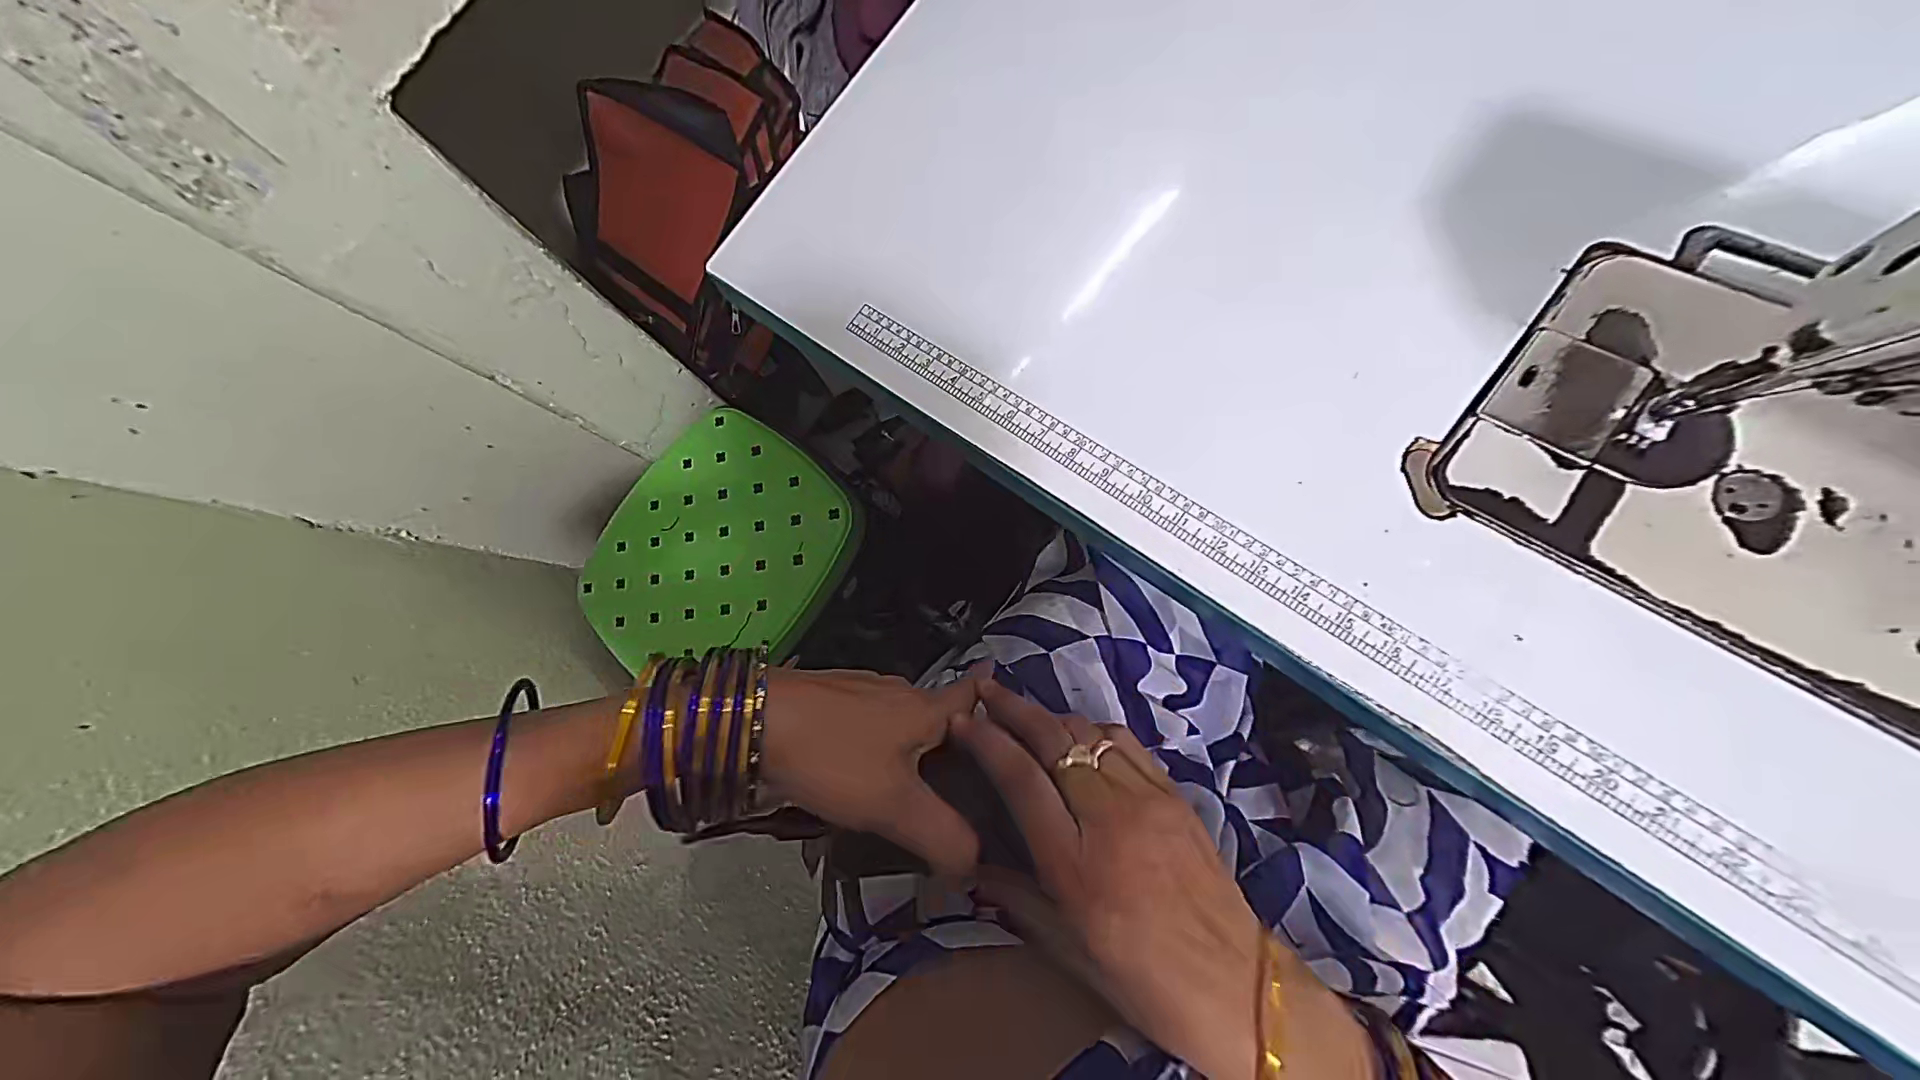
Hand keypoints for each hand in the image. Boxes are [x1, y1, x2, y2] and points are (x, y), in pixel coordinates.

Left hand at [759, 666, 984, 878]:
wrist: (750, 720)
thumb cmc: (833, 756)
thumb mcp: (894, 806)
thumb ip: (944, 837)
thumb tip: (978, 865)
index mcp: (926, 708)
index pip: (976, 693)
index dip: (996, 704)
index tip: (1011, 722)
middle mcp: (899, 691)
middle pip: (939, 715)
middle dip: (952, 746)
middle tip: (960, 789)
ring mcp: (860, 691)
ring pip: (900, 722)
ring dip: (909, 750)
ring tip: (908, 794)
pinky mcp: (828, 700)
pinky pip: (867, 726)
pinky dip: (874, 748)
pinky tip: (857, 777)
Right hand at [952, 678, 1265, 1078]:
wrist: (1236, 989)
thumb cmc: (1143, 980)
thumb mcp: (1069, 947)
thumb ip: (1016, 896)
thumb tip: (975, 865)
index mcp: (1075, 864)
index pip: (1021, 778)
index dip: (987, 741)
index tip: (963, 721)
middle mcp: (1110, 819)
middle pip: (1055, 741)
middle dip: (1014, 708)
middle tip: (987, 690)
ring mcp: (1149, 801)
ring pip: (1091, 733)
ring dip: (1052, 715)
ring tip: (1026, 712)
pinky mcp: (1176, 796)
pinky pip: (1127, 744)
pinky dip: (1094, 730)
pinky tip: (1080, 734)